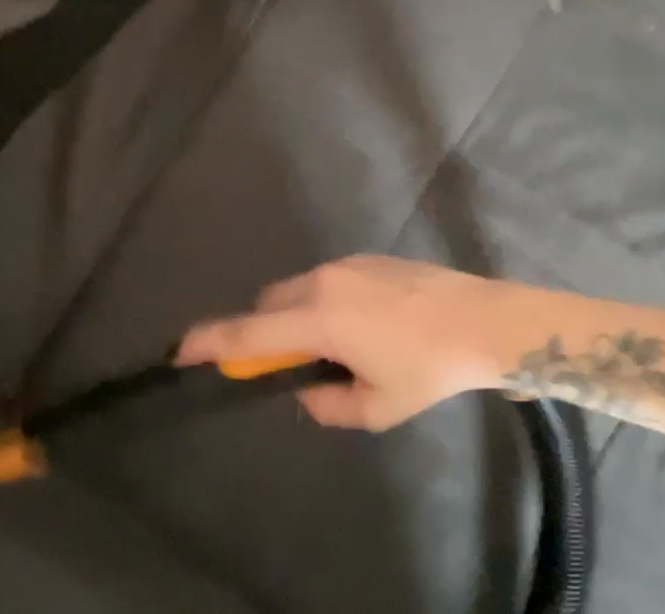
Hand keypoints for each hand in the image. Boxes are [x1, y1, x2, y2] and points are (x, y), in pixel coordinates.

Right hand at [177, 254, 519, 430]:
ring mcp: (344, 265)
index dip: (211, 343)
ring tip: (343, 347)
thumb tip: (308, 390)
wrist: (484, 321)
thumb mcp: (377, 407)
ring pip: (297, 290)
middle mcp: (321, 283)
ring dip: (298, 317)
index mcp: (318, 320)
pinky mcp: (366, 258)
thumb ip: (328, 405)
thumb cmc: (428, 369)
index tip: (181, 350)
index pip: (249, 333)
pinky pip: (326, 281)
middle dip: (266, 331)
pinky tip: (366, 326)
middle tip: (296, 364)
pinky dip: (325, 303)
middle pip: (268, 303)